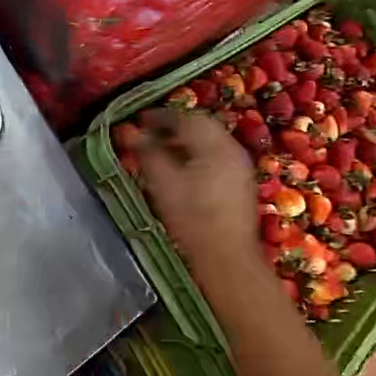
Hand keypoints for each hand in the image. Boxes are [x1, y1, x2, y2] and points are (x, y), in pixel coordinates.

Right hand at [134, 110, 260, 269]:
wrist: (227, 258)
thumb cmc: (193, 220)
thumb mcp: (164, 185)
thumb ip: (148, 154)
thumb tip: (132, 134)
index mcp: (215, 145)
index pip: (186, 118)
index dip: (160, 116)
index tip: (140, 120)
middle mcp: (233, 149)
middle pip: (202, 126)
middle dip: (174, 127)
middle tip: (151, 134)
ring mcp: (241, 166)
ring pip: (211, 141)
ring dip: (187, 140)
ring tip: (163, 151)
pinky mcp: (242, 182)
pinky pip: (218, 155)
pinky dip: (199, 154)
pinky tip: (183, 169)